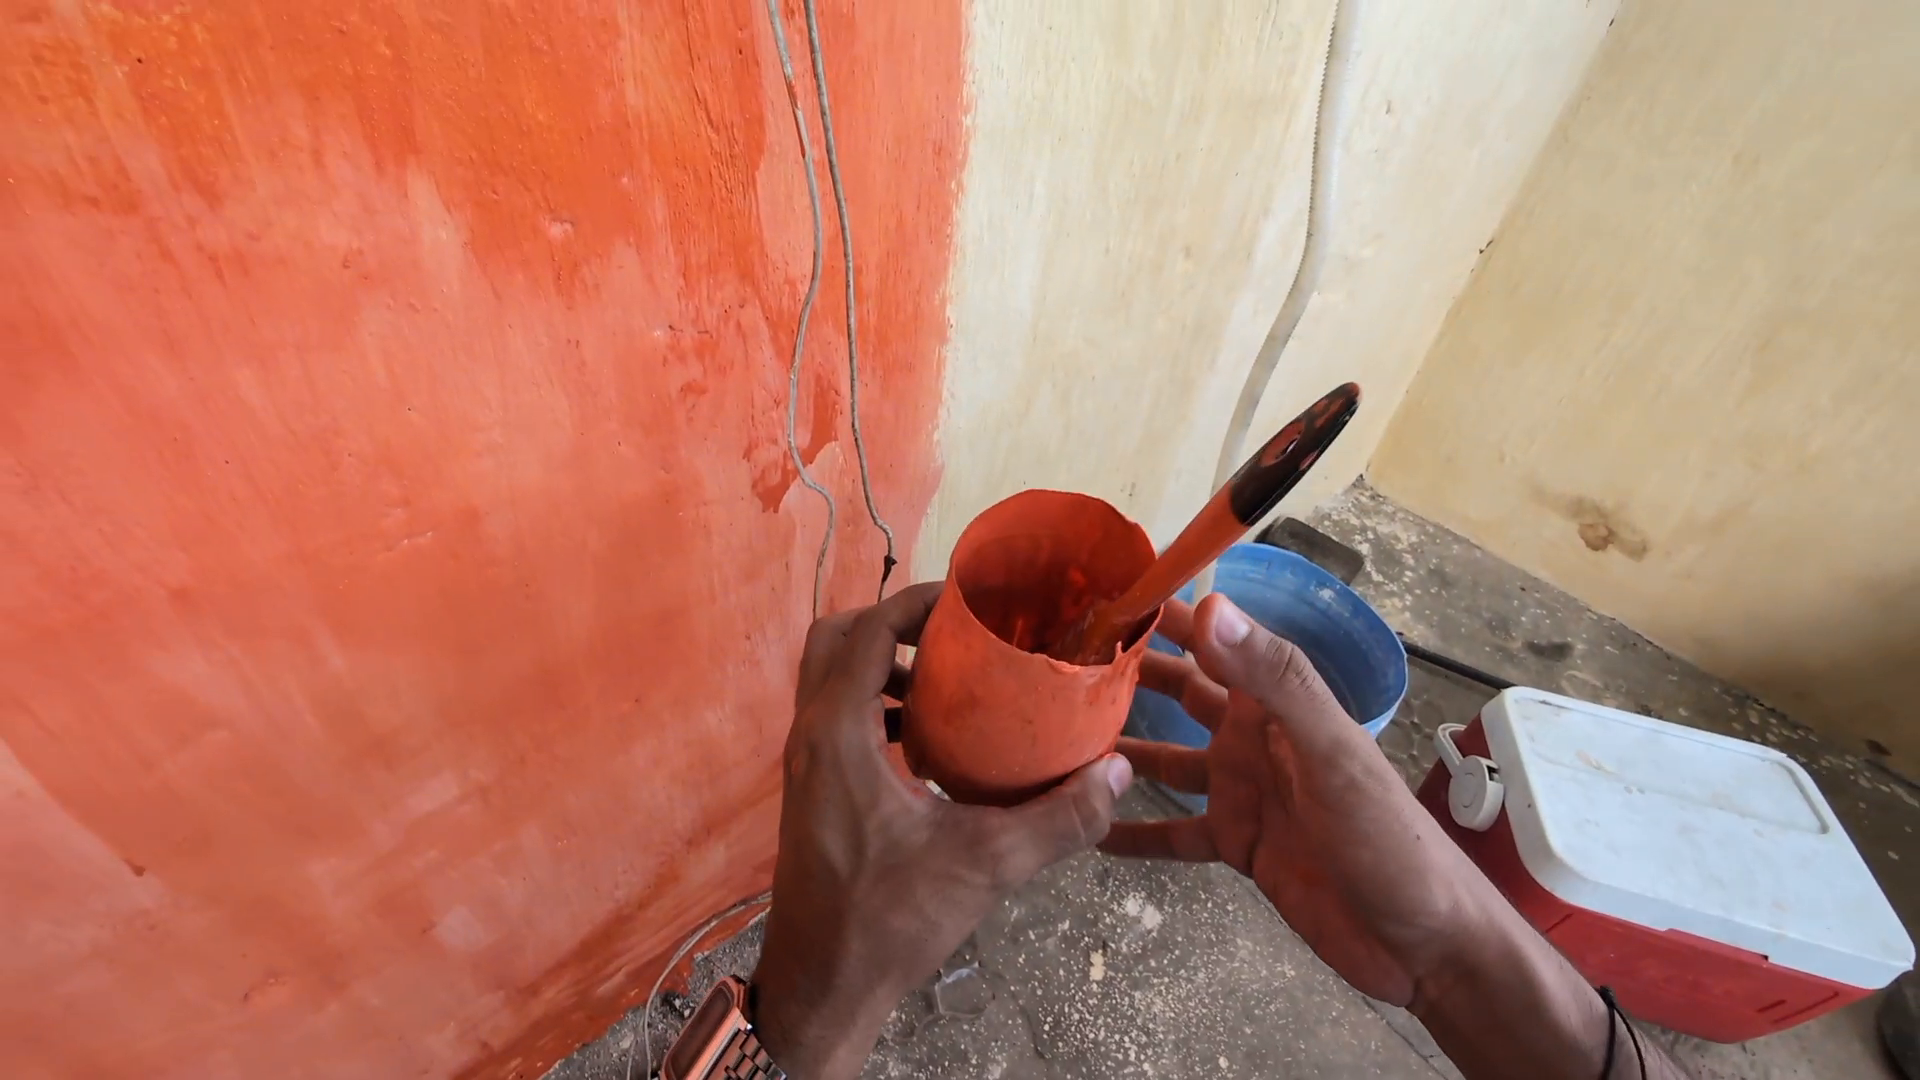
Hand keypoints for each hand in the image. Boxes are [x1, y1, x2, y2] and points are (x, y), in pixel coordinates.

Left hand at [751, 583, 1133, 1079]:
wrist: (820, 989)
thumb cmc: (890, 920)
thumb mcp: (984, 865)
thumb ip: (1058, 819)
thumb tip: (1117, 771)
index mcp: (838, 732)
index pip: (869, 631)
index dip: (916, 603)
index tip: (970, 600)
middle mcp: (811, 732)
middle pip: (837, 638)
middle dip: (892, 622)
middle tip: (953, 633)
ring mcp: (805, 759)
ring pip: (832, 675)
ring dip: (884, 662)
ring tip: (949, 676)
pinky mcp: (812, 784)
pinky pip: (837, 713)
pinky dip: (876, 702)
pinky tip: (928, 738)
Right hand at [1103, 593, 1688, 1078]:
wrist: (1426, 944)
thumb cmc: (1385, 835)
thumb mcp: (1329, 750)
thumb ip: (1273, 679)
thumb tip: (1210, 606)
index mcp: (1274, 700)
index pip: (1211, 638)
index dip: (1161, 614)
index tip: (1099, 599)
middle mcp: (1250, 734)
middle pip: (1177, 692)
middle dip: (1126, 676)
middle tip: (1062, 668)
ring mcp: (1241, 789)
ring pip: (1164, 760)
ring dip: (1119, 752)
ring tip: (1059, 746)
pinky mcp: (1236, 842)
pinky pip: (1173, 832)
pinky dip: (1135, 833)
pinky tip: (1090, 833)